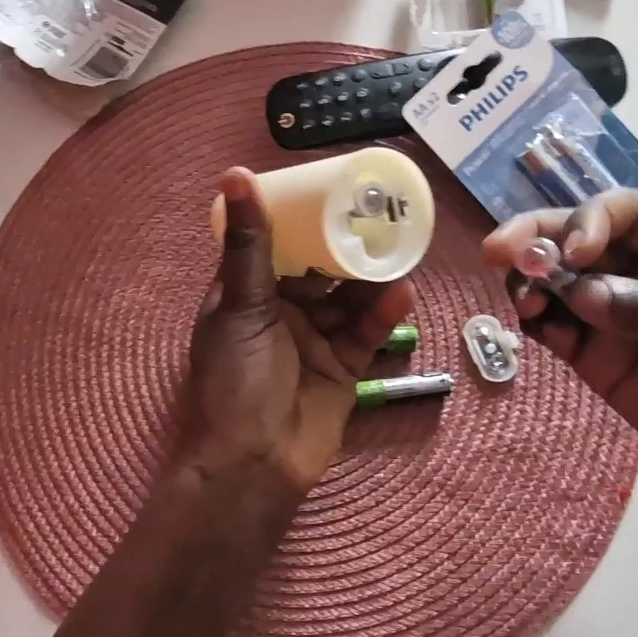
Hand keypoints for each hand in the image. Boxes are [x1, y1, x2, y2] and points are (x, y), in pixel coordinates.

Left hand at [183, 169, 415, 492]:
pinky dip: (382, 317)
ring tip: (400, 252)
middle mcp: (279, 314)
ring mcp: (313, 342)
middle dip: (347, 248)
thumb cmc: (238, 380)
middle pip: (319, 271)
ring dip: (370, 280)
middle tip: (382, 217)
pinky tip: (402, 296)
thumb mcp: (241, 306)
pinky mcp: (342, 369)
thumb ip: (250, 245)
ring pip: (348, 301)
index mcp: (245, 295)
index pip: (275, 246)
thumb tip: (235, 173)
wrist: (257, 463)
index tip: (334, 190)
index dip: (302, 220)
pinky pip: (365, 335)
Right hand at [484, 189, 637, 503]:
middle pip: (581, 239)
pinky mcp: (596, 360)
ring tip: (520, 303)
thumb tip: (583, 294)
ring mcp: (617, 319)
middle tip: (498, 250)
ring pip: (557, 283)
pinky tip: (528, 327)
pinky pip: (555, 330)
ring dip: (529, 283)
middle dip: (539, 238)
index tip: (572, 252)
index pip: (632, 213)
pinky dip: (533, 324)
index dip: (593, 219)